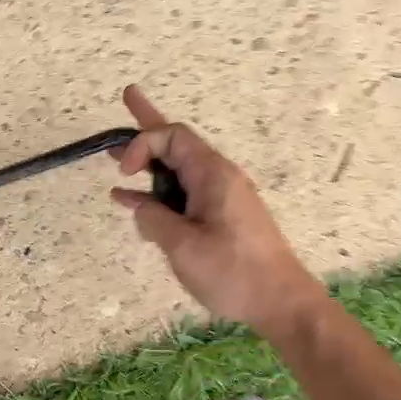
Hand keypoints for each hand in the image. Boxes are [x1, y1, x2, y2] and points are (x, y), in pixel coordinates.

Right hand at [113, 85, 329, 334]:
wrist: (282, 303)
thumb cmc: (233, 271)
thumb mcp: (183, 246)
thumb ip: (153, 220)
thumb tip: (139, 207)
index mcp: (212, 174)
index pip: (170, 136)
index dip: (141, 144)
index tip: (124, 174)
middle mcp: (217, 177)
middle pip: (176, 142)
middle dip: (148, 124)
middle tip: (128, 96)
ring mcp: (221, 197)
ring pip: (178, 169)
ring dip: (149, 163)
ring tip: (118, 157)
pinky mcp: (222, 218)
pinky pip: (185, 193)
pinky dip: (160, 192)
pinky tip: (135, 200)